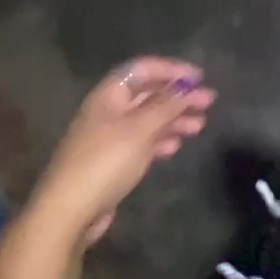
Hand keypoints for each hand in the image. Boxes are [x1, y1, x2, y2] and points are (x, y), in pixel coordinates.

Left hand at [28, 57, 215, 246]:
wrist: (70, 209)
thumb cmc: (105, 162)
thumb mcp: (139, 129)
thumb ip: (166, 106)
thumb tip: (188, 88)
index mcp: (109, 95)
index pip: (142, 69)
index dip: (171, 69)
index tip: (199, 77)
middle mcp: (108, 111)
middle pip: (147, 95)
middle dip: (178, 96)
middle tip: (209, 102)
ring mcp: (110, 137)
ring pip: (148, 120)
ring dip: (174, 120)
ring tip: (199, 126)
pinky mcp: (114, 161)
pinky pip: (142, 143)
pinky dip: (161, 141)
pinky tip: (175, 147)